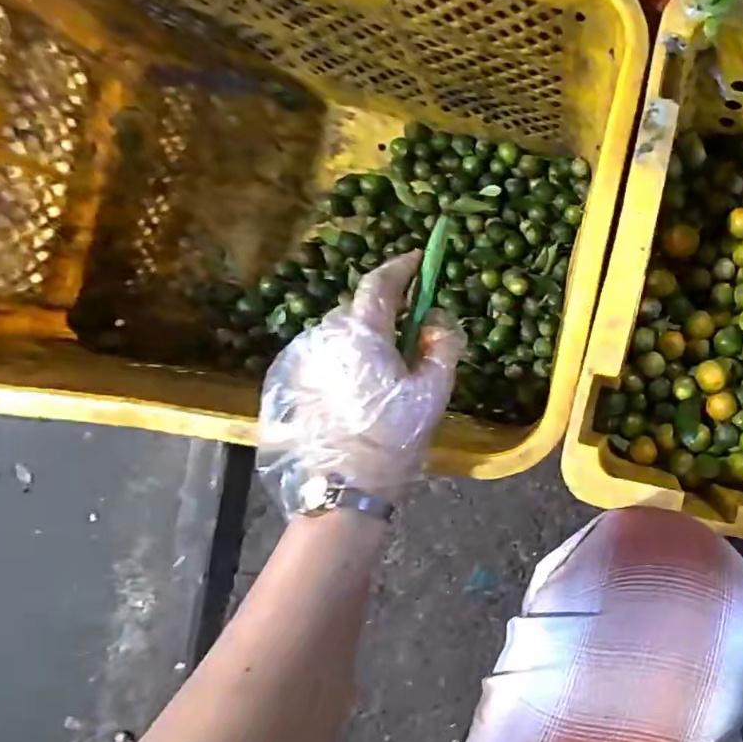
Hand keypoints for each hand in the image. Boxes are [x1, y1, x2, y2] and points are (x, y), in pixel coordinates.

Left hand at [256, 250, 463, 509]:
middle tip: (418, 325)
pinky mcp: (300, 378)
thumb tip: (436, 320)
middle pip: (364, 307)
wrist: (346, 482)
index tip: (420, 259)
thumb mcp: (433, 391)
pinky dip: (356, 353)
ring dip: (373, 334)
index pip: (380, 283)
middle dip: (391, 308)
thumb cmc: (394, 435)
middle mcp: (328, 335)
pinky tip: (370, 380)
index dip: (402, 267)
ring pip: (348, 330)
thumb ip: (442, 346)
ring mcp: (309, 357)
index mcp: (362, 333)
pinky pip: (334, 350)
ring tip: (396, 362)